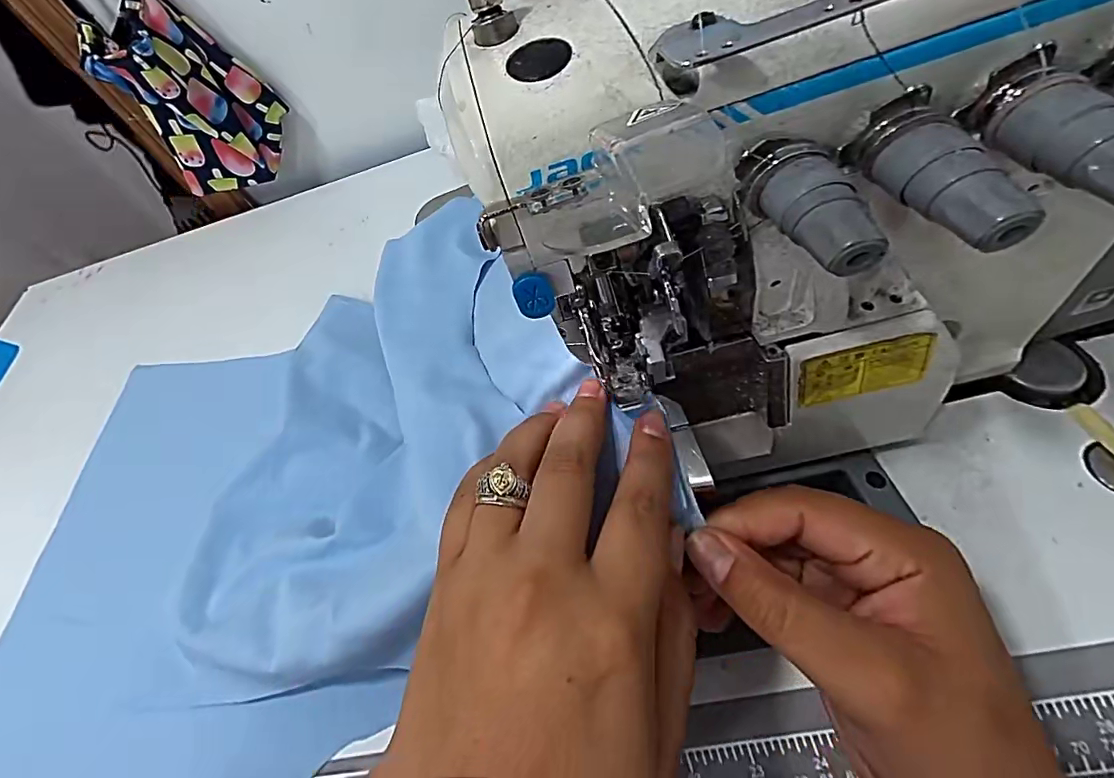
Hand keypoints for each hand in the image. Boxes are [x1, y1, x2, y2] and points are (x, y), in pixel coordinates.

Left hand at [377, 382, 696, 777]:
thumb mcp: (655, 720)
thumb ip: (667, 626)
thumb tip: (665, 550)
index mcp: (608, 617)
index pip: (637, 506)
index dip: (648, 455)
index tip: (650, 427)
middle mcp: (542, 578)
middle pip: (569, 469)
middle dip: (588, 420)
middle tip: (597, 394)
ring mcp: (486, 571)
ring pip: (511, 471)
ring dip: (536, 431)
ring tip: (555, 410)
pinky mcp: (446, 578)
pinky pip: (467, 499)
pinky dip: (489, 468)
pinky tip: (504, 456)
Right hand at [685, 488, 1058, 777]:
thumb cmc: (972, 759)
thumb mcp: (866, 675)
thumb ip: (780, 607)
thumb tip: (713, 550)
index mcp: (905, 553)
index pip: (802, 508)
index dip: (743, 520)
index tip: (699, 541)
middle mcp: (880, 561)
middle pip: (784, 526)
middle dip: (732, 545)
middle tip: (689, 567)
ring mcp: (858, 590)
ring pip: (774, 554)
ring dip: (732, 570)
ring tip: (698, 591)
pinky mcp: (838, 619)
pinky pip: (777, 587)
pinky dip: (743, 595)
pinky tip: (720, 606)